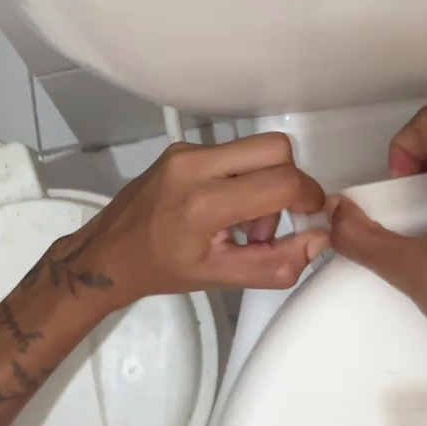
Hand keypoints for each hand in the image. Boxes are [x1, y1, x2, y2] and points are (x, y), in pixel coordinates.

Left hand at [63, 134, 329, 308]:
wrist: (107, 253)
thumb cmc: (160, 269)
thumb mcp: (221, 278)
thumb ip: (276, 264)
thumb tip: (319, 239)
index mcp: (205, 202)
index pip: (282, 182)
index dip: (308, 199)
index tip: (307, 220)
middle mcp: (195, 165)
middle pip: (276, 148)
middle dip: (287, 184)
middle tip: (267, 223)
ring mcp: (185, 152)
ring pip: (254, 148)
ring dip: (263, 181)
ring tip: (239, 221)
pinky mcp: (180, 148)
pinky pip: (231, 151)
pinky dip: (240, 177)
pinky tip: (220, 209)